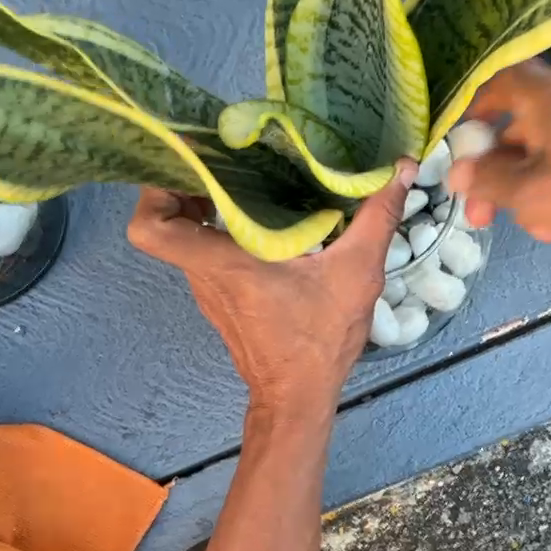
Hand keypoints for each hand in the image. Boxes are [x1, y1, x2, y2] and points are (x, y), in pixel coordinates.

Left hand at [128, 164, 414, 416]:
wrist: (300, 396)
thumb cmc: (319, 339)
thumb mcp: (357, 274)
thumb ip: (378, 218)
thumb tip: (400, 167)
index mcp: (223, 263)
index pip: (149, 227)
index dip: (156, 189)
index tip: (192, 163)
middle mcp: (204, 273)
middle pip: (166, 218)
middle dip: (189, 180)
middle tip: (229, 153)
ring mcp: (208, 288)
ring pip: (188, 235)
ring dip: (208, 204)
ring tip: (249, 175)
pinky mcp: (221, 298)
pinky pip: (207, 251)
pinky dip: (223, 229)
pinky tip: (265, 216)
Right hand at [447, 61, 550, 251]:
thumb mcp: (532, 195)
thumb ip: (489, 182)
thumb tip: (456, 172)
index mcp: (548, 98)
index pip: (498, 83)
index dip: (472, 110)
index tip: (460, 147)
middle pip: (522, 127)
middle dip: (500, 174)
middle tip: (485, 216)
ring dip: (534, 192)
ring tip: (541, 229)